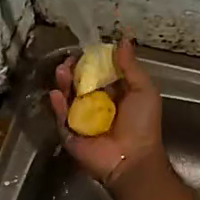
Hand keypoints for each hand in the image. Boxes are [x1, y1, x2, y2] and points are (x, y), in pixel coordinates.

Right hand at [48, 39, 165, 189]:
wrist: (131, 159)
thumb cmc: (142, 124)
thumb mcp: (143, 89)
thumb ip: (131, 66)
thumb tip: (123, 41)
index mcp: (116, 95)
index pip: (100, 74)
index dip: (92, 62)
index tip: (85, 51)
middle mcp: (97, 106)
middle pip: (80, 84)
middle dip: (74, 71)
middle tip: (69, 61)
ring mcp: (82, 120)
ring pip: (68, 98)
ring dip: (64, 83)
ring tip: (62, 71)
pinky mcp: (70, 133)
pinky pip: (60, 117)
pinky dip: (57, 105)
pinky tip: (56, 93)